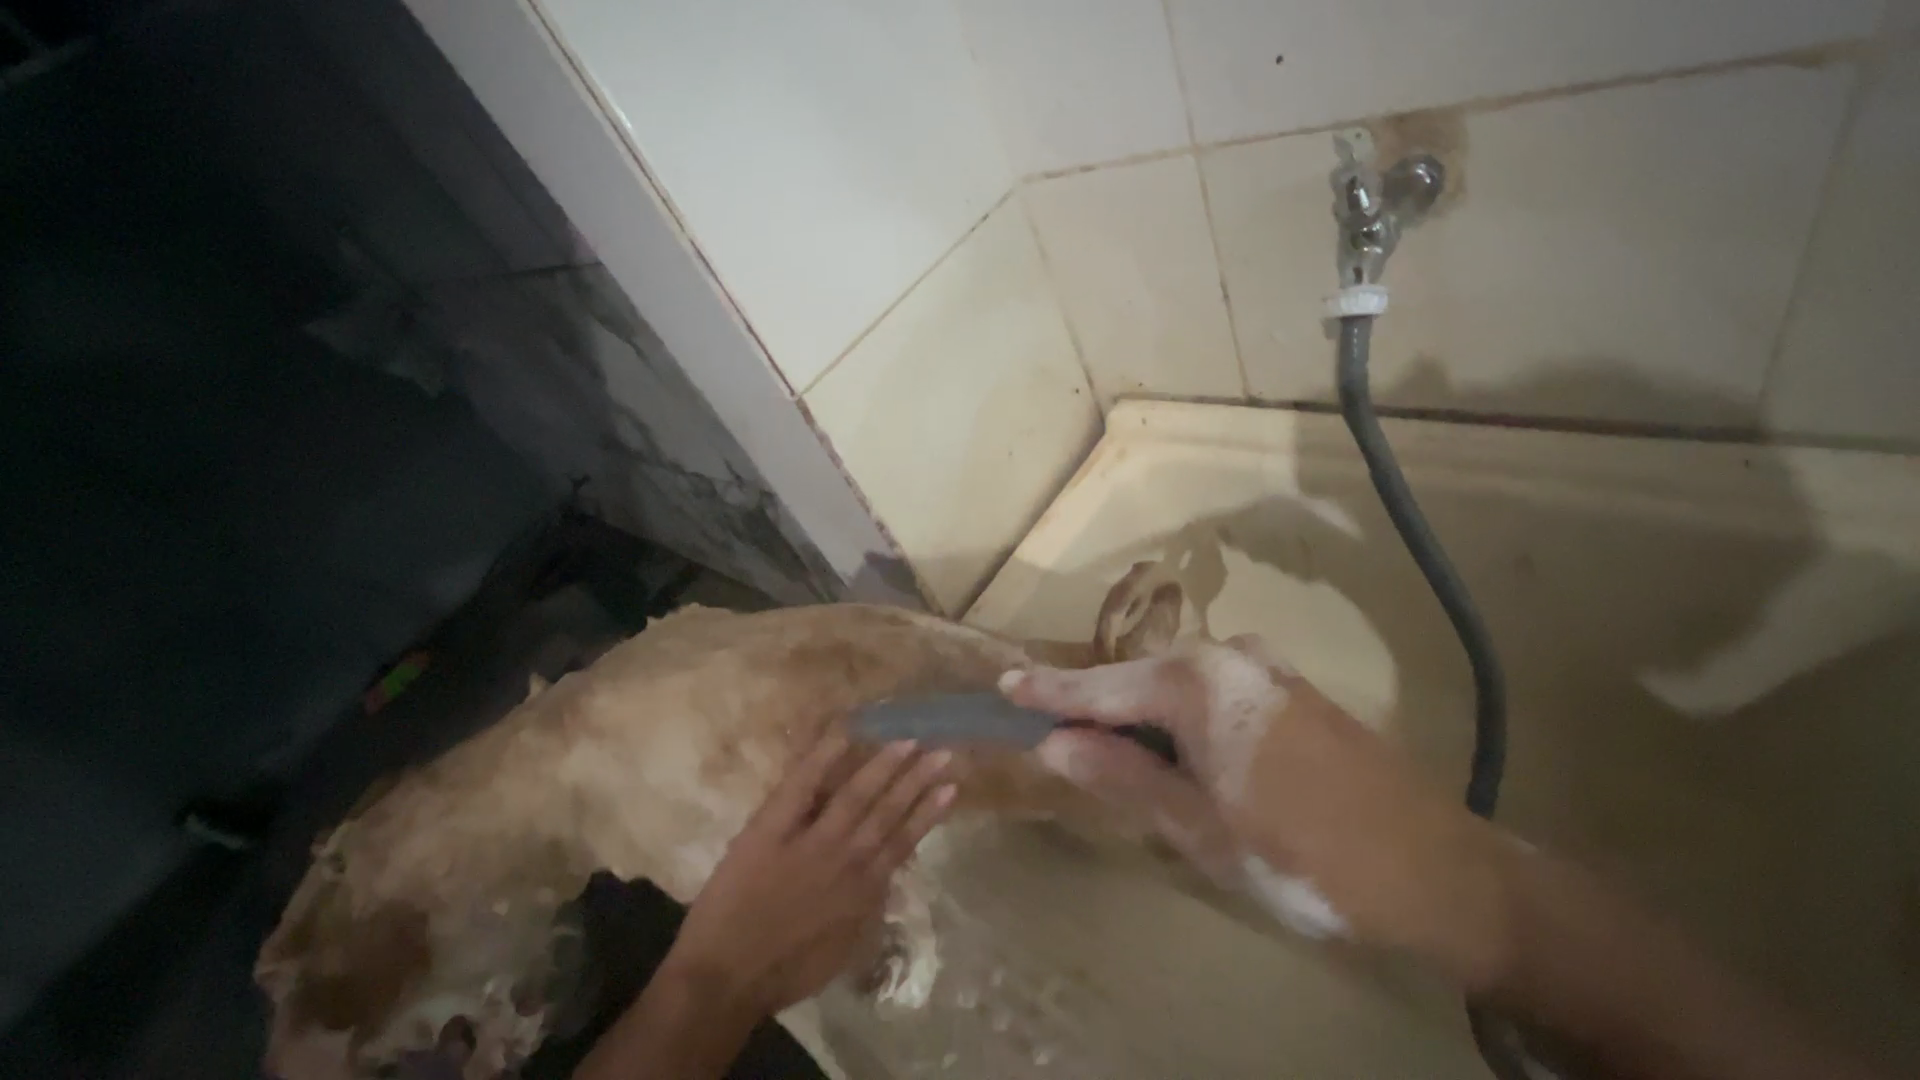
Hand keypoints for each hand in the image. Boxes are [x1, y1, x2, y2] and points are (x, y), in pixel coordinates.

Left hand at [664, 733, 956, 1015]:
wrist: (726, 977)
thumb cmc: (785, 971)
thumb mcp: (843, 948)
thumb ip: (867, 910)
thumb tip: (886, 880)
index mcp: (863, 889)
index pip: (903, 842)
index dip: (928, 813)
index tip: (951, 787)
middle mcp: (845, 860)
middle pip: (887, 812)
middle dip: (916, 780)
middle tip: (943, 751)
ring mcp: (810, 842)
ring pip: (855, 796)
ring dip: (885, 767)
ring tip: (910, 741)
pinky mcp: (769, 830)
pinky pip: (799, 787)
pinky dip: (821, 759)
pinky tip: (843, 735)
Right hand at [1002, 637, 1511, 987]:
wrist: (1440, 871)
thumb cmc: (1305, 857)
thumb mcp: (1198, 828)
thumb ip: (1121, 776)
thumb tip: (1053, 744)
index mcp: (1198, 683)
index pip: (1100, 685)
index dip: (1048, 692)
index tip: (1002, 689)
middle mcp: (1228, 657)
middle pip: (1137, 680)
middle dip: (1093, 708)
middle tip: (1048, 735)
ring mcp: (1265, 669)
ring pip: (1175, 687)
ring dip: (1138, 718)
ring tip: (1104, 755)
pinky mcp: (1290, 690)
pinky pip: (1211, 694)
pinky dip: (1178, 719)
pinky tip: (1172, 754)